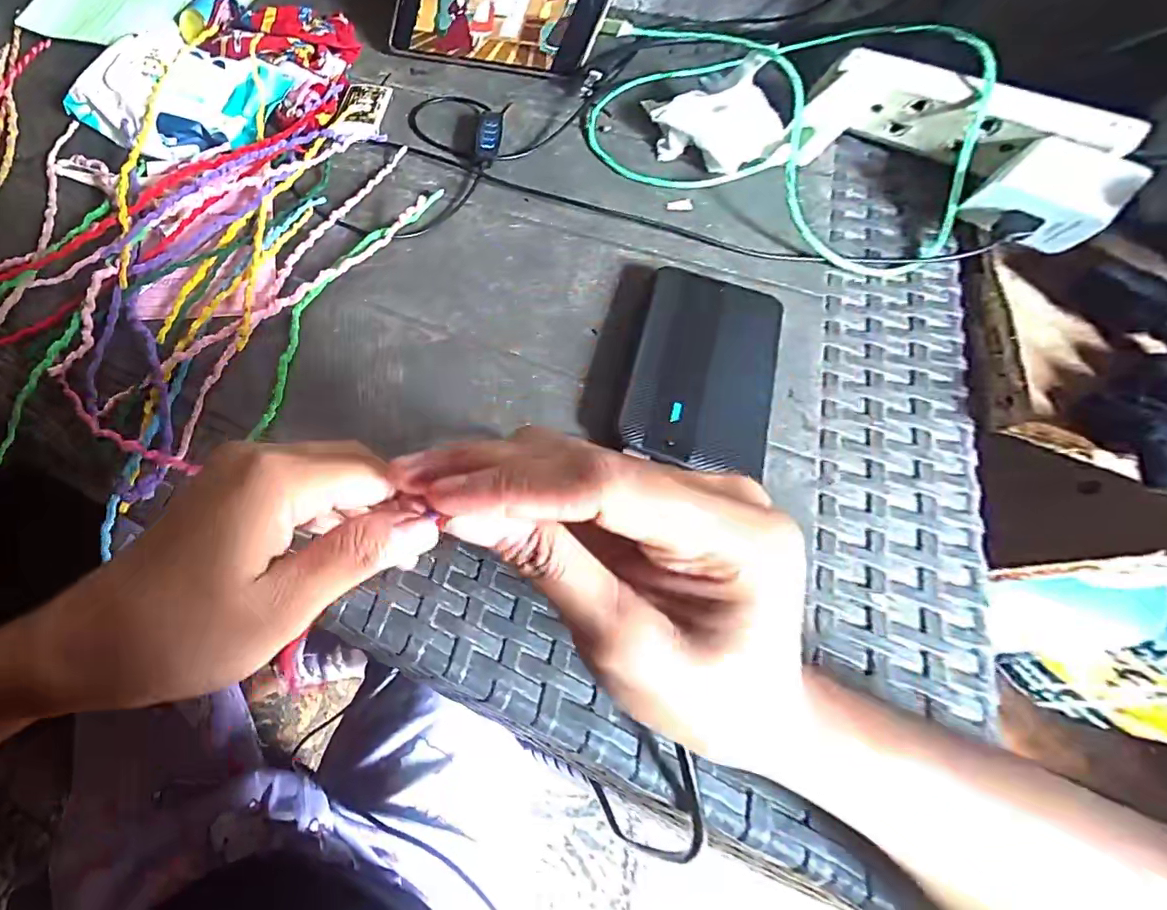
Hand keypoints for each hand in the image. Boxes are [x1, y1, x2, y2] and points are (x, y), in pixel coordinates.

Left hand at [0, 441, 439, 713]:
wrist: (98, 637)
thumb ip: (353, 556)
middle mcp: (255, 454)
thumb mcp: (283, 606)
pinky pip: (286, 485)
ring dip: (346, 510)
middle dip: (377, 504)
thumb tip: (418, 523)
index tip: (428, 549)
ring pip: (315, 473)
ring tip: (365, 566)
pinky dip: (313, 512)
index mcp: (274, 476)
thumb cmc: (191, 634)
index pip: (366, 470)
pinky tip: (318, 553)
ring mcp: (233, 466)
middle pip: (341, 462)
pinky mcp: (221, 484)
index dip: (404, 502)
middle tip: (398, 566)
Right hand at [392, 427, 806, 769]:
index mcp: (732, 531)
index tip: (440, 497)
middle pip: (575, 459)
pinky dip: (507, 480)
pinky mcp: (643, 489)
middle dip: (485, 469)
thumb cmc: (703, 701)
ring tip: (421, 481)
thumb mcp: (624, 646)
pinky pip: (564, 473)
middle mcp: (707, 488)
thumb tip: (461, 515)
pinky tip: (460, 486)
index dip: (513, 486)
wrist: (757, 710)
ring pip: (562, 456)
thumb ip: (549, 568)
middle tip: (409, 480)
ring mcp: (675, 482)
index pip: (602, 484)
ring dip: (486, 467)